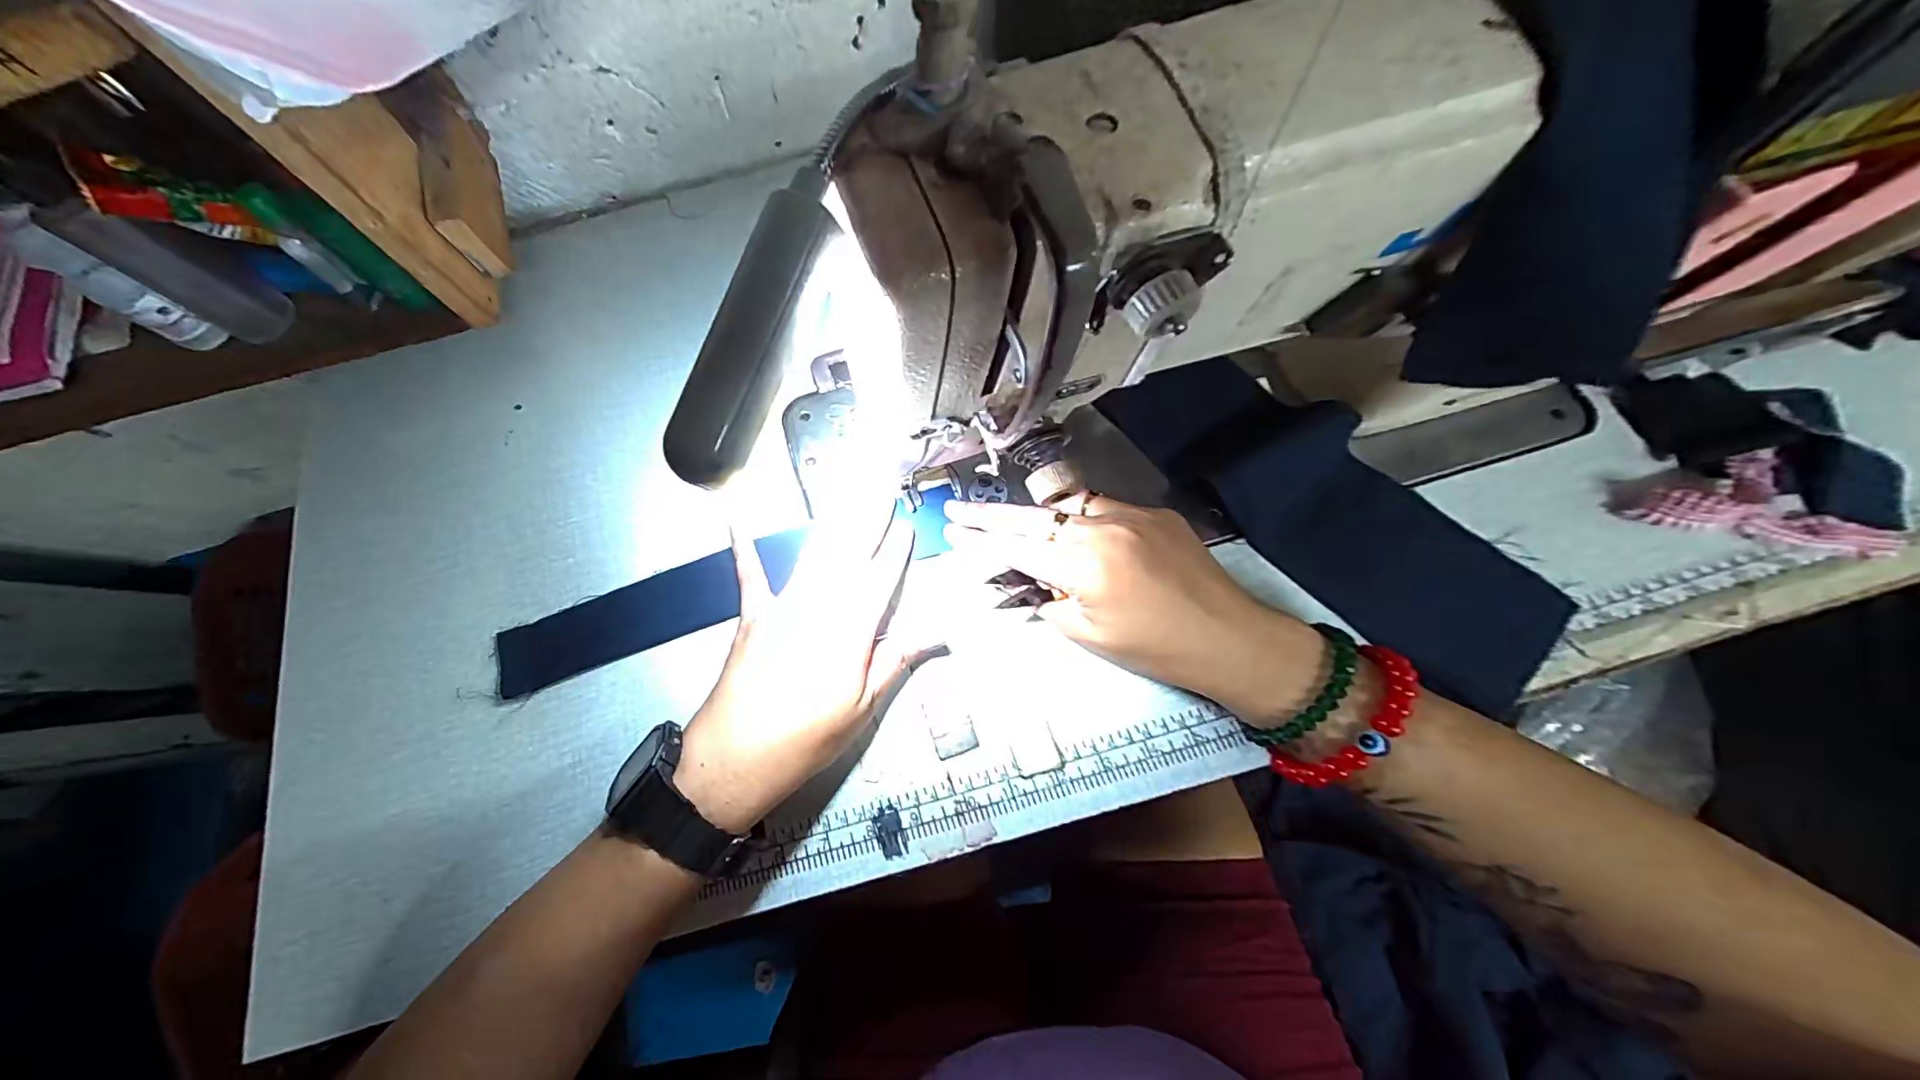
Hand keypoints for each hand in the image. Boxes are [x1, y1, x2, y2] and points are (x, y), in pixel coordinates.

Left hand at [676, 489, 927, 833]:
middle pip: (848, 554)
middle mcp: (817, 611)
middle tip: (881, 483)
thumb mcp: (860, 711)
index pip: (879, 581)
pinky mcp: (752, 618)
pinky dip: (745, 548)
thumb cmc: (801, 743)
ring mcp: (781, 609)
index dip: (894, 552)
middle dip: (867, 516)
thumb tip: (930, 634)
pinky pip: (750, 575)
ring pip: (813, 554)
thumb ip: (892, 663)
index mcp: (849, 634)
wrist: (731, 761)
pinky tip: (738, 520)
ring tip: (846, 490)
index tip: (905, 526)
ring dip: (832, 519)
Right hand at [942, 496, 1315, 717]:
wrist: (1231, 638)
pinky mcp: (1156, 513)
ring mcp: (1133, 515)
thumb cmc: (1156, 649)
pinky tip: (1083, 538)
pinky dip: (1085, 521)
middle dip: (993, 515)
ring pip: (1070, 507)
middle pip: (1034, 517)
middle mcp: (1104, 528)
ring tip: (1021, 529)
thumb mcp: (1090, 635)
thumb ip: (1052, 602)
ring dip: (1042, 518)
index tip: (953, 529)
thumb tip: (1034, 583)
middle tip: (961, 511)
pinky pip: (1106, 509)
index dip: (980, 539)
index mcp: (1083, 565)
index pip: (1017, 547)